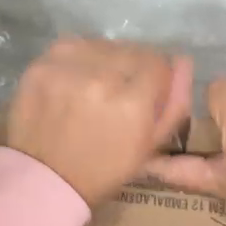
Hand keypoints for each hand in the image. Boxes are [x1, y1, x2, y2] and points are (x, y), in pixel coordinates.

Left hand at [4, 39, 192, 206]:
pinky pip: (72, 46)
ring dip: (105, 60)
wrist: (45, 180)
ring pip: (102, 45)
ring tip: (95, 86)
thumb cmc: (104, 169)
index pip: (157, 63)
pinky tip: (75, 80)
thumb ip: (175, 102)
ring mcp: (67, 70)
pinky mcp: (41, 65)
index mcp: (133, 103)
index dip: (155, 77)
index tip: (145, 92)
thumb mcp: (150, 145)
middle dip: (131, 68)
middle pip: (131, 50)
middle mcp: (102, 79)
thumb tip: (184, 61)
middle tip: (119, 92)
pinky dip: (79, 58)